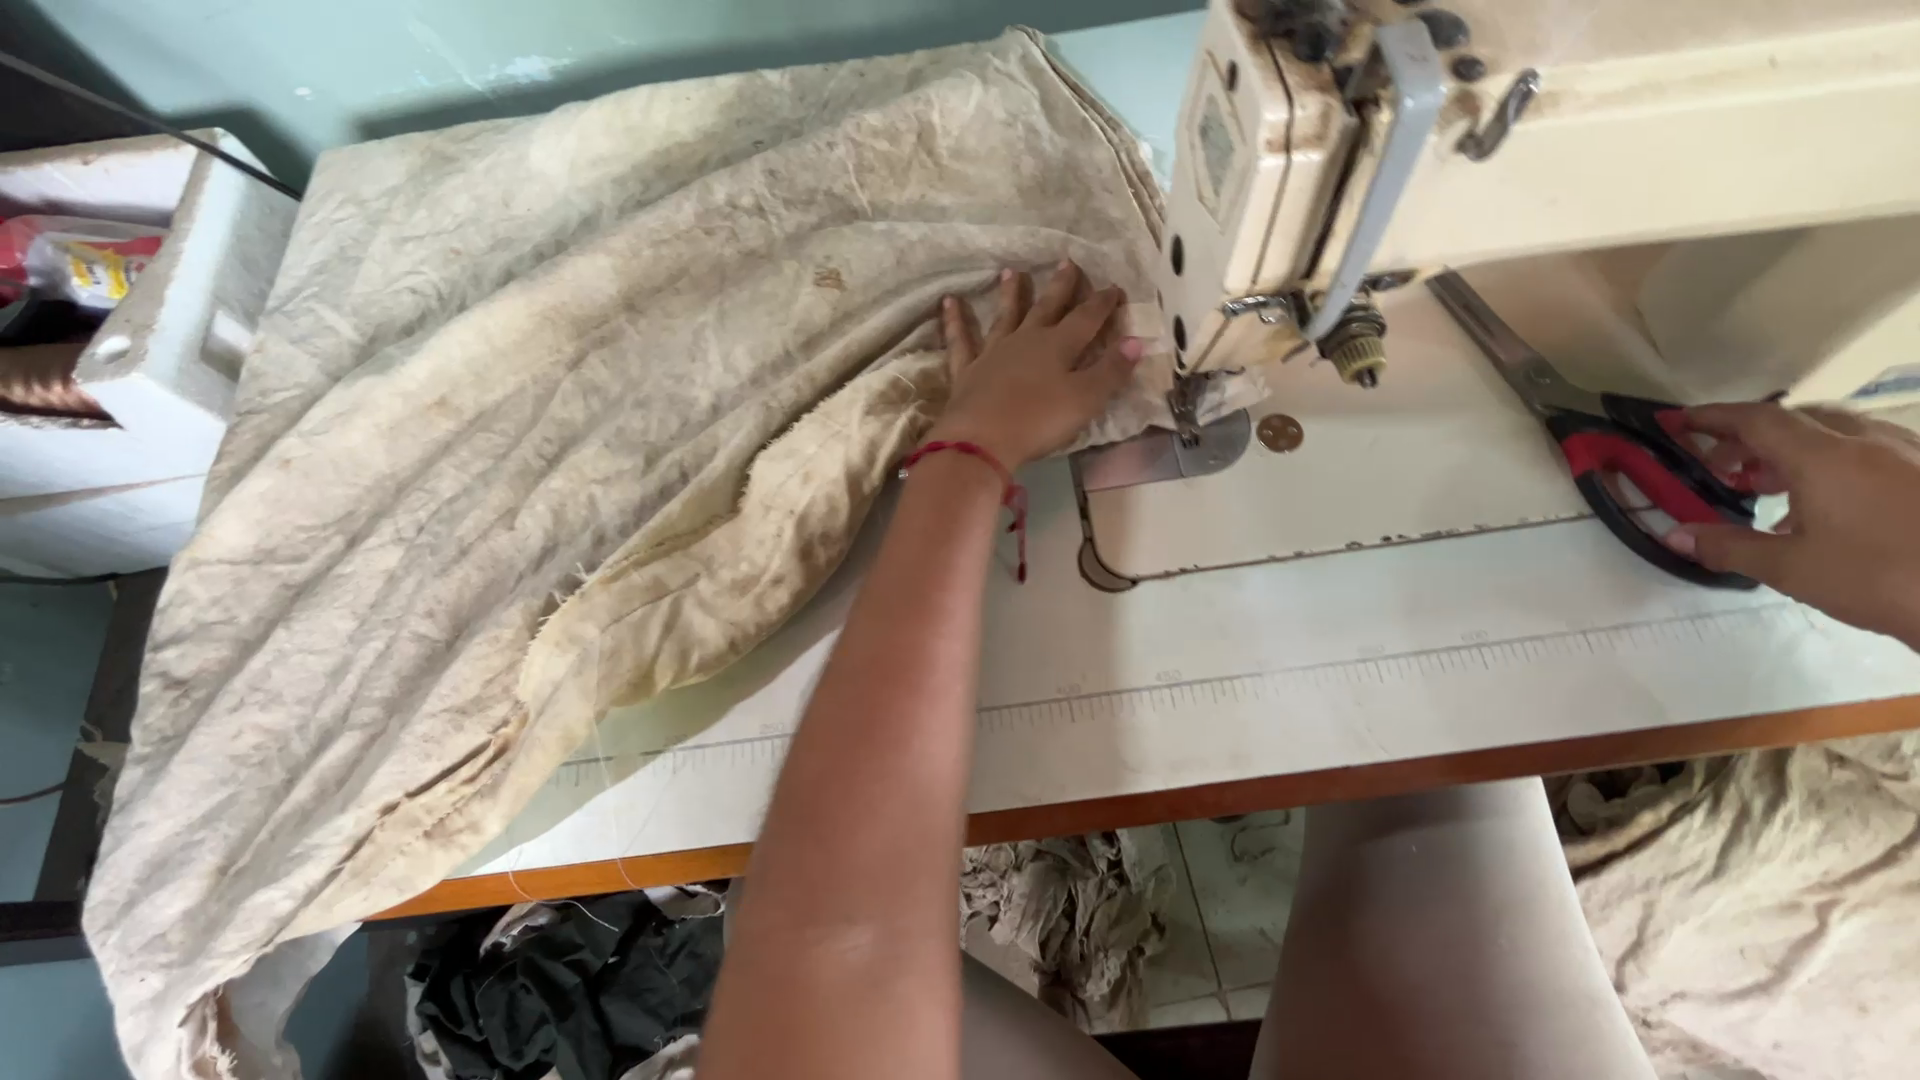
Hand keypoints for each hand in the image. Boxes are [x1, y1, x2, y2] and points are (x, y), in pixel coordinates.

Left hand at [927, 260, 1141, 467]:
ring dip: (1010, 294)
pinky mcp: (968, 371)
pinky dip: (954, 321)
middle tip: (1067, 262)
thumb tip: (1137, 341)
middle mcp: (1026, 341)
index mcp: (1059, 346)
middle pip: (1047, 308)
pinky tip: (949, 302)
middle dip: (1061, 287)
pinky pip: (961, 340)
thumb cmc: (1039, 421)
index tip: (1115, 288)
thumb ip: (1111, 370)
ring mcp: (994, 353)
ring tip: (1010, 272)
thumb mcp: (1086, 399)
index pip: (1087, 318)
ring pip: (1005, 317)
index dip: (1103, 303)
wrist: (982, 440)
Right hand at [1666, 402, 1919, 647]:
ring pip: (1839, 432)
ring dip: (1793, 449)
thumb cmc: (1881, 579)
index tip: (1679, 422)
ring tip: (1770, 487)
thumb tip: (1674, 536)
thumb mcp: (1790, 569)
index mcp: (1826, 459)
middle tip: (1722, 467)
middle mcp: (1870, 445)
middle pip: (1799, 419)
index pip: (1758, 420)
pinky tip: (1826, 503)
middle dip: (1752, 436)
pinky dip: (1832, 462)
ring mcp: (1911, 457)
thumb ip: (1727, 546)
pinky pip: (1872, 452)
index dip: (1714, 417)